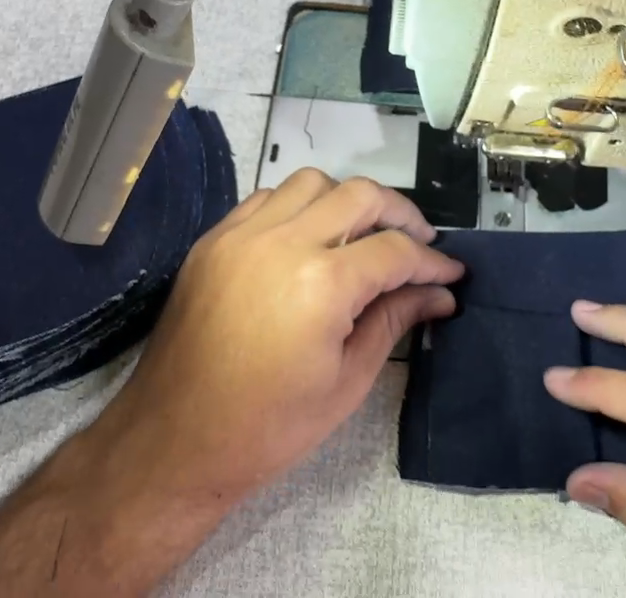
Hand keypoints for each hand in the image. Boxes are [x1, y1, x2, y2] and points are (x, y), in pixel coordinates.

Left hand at [0, 169, 461, 595]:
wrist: (173, 442)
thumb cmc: (268, 429)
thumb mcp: (347, 383)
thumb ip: (394, 321)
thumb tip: (440, 294)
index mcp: (321, 284)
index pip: (395, 251)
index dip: (433, 260)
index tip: (452, 272)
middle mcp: (282, 241)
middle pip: (360, 194)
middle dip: (400, 212)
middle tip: (419, 242)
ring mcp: (242, 234)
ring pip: (312, 182)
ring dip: (347, 200)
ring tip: (363, 235)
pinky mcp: (214, 239)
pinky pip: (268, 198)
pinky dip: (300, 206)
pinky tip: (310, 238)